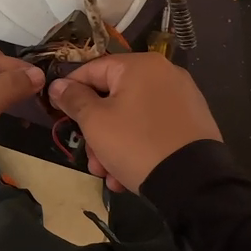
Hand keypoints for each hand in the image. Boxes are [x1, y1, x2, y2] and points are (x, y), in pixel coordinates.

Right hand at [48, 53, 220, 193]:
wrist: (194, 185)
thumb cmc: (137, 144)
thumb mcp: (96, 123)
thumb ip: (74, 99)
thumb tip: (58, 86)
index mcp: (140, 66)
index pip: (92, 70)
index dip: (70, 90)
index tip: (56, 111)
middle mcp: (164, 74)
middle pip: (113, 96)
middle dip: (95, 130)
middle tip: (89, 157)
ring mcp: (181, 99)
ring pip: (132, 116)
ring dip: (113, 145)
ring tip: (107, 174)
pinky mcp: (192, 123)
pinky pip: (153, 128)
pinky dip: (137, 146)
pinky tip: (127, 175)